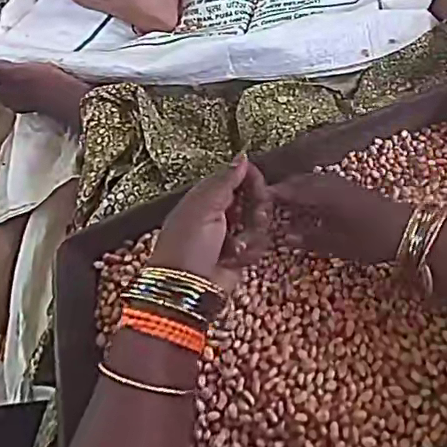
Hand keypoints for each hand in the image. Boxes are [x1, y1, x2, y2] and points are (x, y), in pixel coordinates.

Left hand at [149, 155, 271, 287]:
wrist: (186, 290)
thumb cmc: (188, 245)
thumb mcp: (204, 207)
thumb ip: (226, 180)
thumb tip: (243, 156)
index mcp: (207, 197)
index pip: (237, 177)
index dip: (252, 180)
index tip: (259, 186)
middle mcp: (221, 213)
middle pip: (254, 198)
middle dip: (257, 208)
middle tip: (255, 217)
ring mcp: (232, 234)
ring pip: (260, 222)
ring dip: (252, 233)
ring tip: (238, 245)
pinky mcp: (241, 254)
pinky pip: (259, 244)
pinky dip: (249, 252)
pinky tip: (236, 259)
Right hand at [272, 172, 411, 265]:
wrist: (406, 228)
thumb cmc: (372, 240)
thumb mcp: (340, 245)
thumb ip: (312, 239)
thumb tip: (285, 235)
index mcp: (327, 197)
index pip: (296, 190)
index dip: (277, 192)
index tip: (260, 195)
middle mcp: (334, 186)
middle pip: (305, 181)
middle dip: (287, 185)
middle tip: (268, 195)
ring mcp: (346, 185)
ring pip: (316, 179)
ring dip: (300, 184)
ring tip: (287, 194)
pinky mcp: (355, 189)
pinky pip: (326, 182)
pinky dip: (313, 186)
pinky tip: (312, 196)